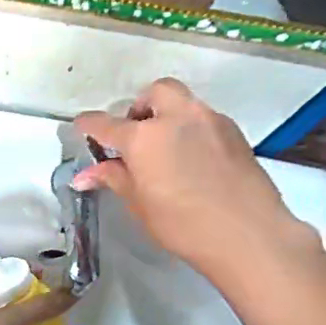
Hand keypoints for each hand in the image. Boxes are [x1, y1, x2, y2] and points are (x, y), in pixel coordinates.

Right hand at [73, 78, 310, 279]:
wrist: (245, 232)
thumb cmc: (182, 225)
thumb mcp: (140, 205)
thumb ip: (114, 180)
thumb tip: (85, 174)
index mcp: (145, 138)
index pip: (108, 124)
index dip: (90, 125)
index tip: (80, 126)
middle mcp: (177, 117)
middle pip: (154, 92)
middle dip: (140, 107)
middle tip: (135, 137)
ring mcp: (209, 119)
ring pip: (183, 101)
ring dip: (167, 115)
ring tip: (164, 150)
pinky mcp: (233, 131)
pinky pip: (204, 118)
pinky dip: (190, 129)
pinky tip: (192, 160)